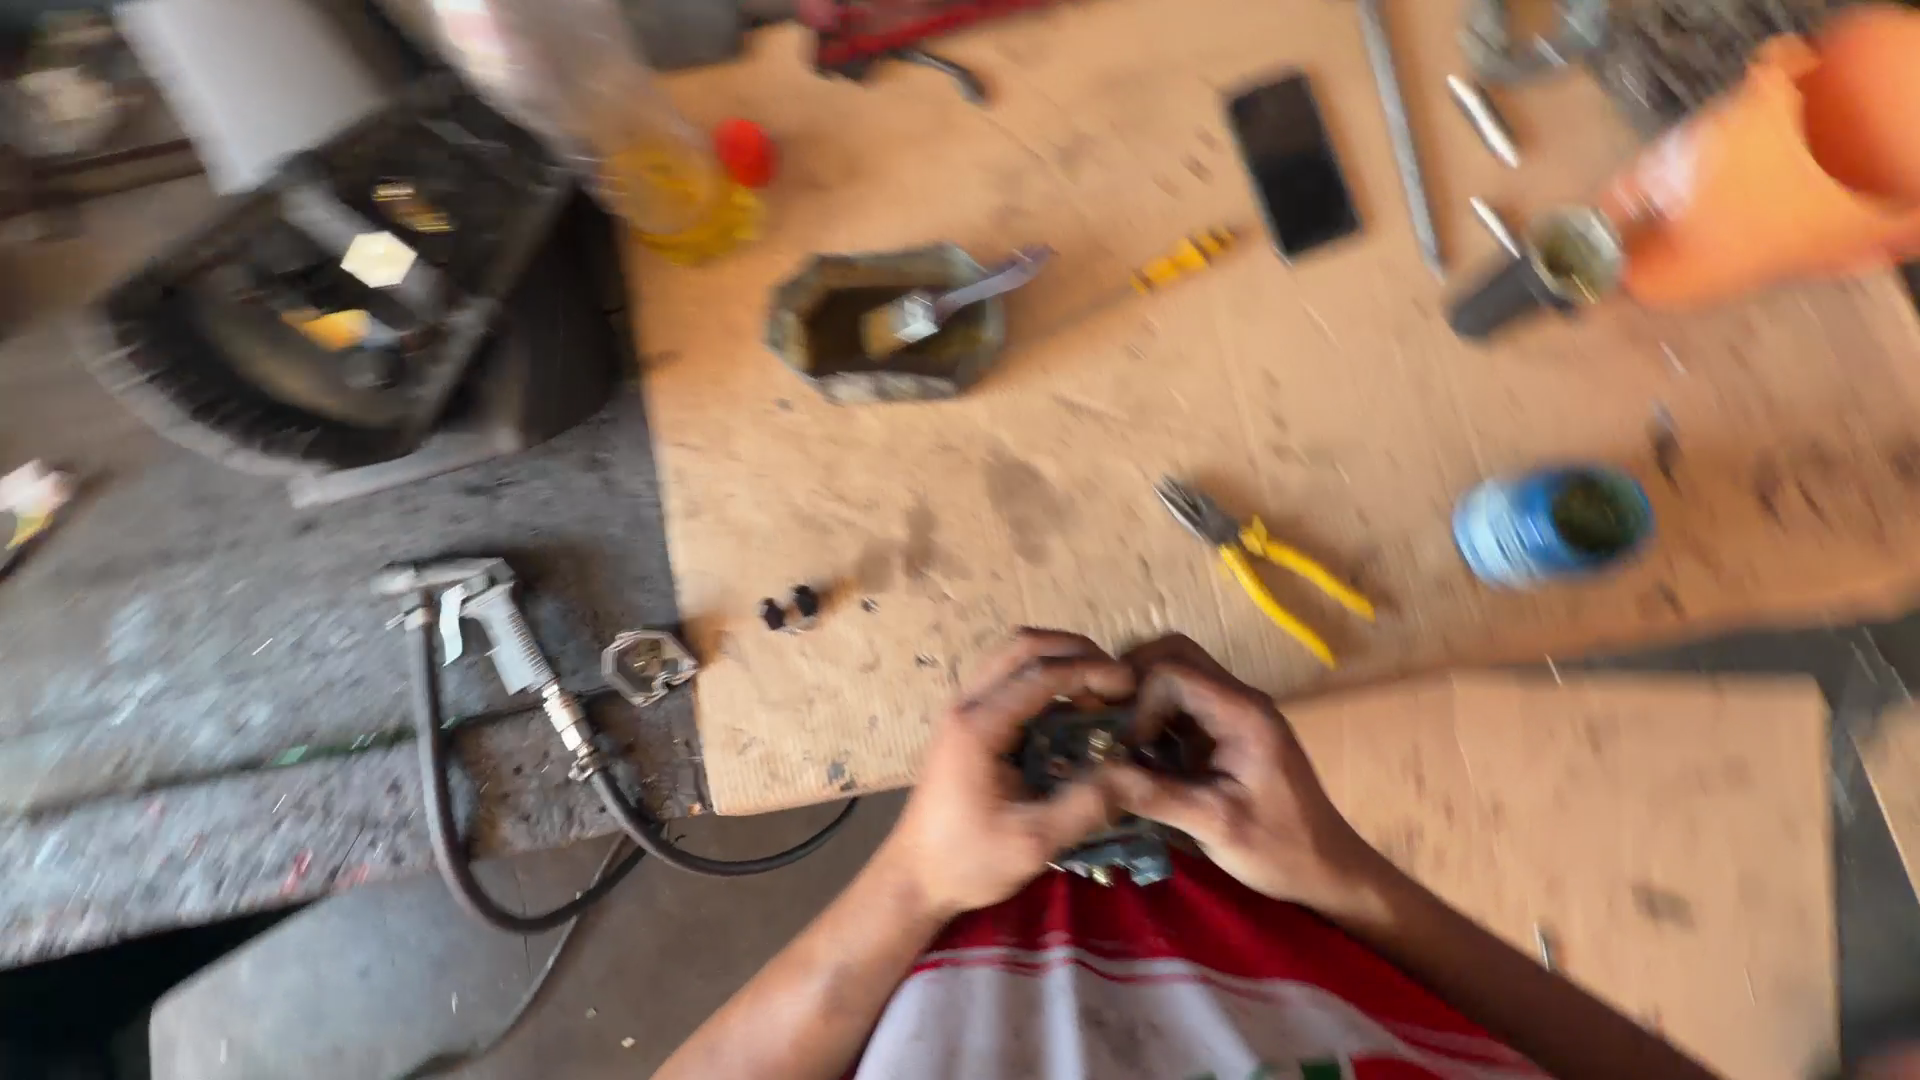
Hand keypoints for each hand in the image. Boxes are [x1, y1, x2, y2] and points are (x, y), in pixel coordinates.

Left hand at [878, 629, 1134, 920]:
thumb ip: (1086, 805)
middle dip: (1076, 651)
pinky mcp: (967, 719)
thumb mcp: (1033, 842)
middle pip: (1024, 645)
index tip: (1130, 686)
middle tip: (1117, 679)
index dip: (1090, 672)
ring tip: (1100, 690)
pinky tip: (1072, 708)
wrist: (915, 876)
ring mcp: (963, 706)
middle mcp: (967, 702)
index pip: (1041, 673)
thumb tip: (1138, 774)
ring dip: (1059, 660)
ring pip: (1013, 654)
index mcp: (978, 725)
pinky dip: (1044, 677)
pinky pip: (1009, 676)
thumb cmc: (967, 860)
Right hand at [1108, 634, 1383, 913]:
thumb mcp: (1214, 826)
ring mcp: (1233, 708)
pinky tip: (1140, 747)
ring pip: (1175, 667)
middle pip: (1174, 652)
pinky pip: (1180, 697)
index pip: (1172, 673)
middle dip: (1132, 679)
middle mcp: (1238, 697)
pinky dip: (1151, 711)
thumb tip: (1091, 775)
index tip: (1128, 747)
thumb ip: (1153, 794)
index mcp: (1242, 712)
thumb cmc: (1279, 849)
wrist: (1327, 870)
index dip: (1138, 703)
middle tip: (1111, 722)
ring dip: (1140, 692)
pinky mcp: (1225, 726)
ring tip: (1121, 733)